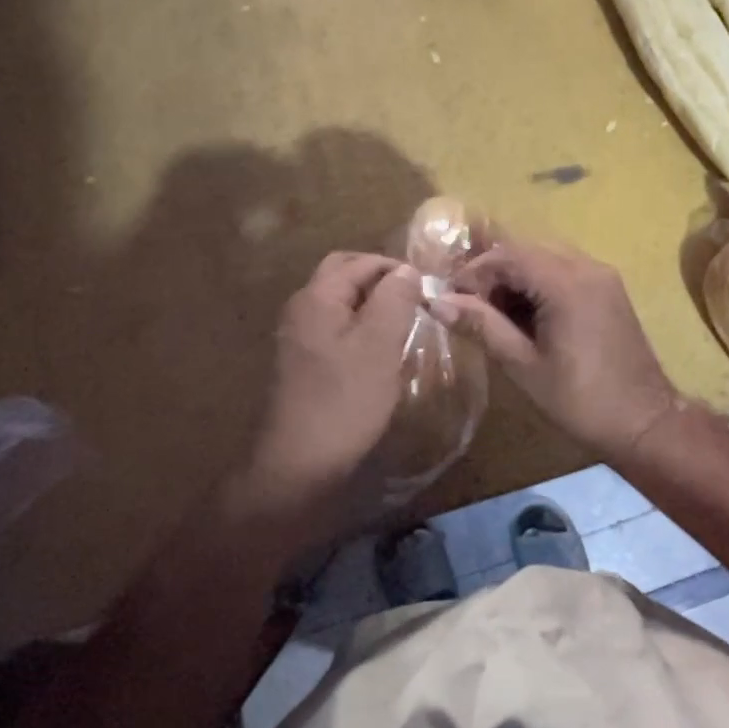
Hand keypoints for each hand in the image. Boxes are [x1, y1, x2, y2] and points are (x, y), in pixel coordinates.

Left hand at [244, 252, 422, 525]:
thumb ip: (394, 300)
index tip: (430, 288)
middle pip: (343, 276)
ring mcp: (298, 338)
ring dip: (372, 306)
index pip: (360, 262)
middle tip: (415, 300)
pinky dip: (360, 329)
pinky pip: (335, 330)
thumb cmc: (345, 401)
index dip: (396, 268)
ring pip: (340, 305)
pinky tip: (382, 353)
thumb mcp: (380, 345)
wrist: (299, 465)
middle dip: (380, 281)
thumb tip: (406, 269)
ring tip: (405, 324)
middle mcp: (301, 309)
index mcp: (317, 298)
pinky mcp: (302, 365)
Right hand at [429, 242, 681, 459]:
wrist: (644, 420)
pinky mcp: (610, 290)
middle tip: (467, 307)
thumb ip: (483, 326)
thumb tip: (438, 302)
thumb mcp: (524, 365)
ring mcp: (603, 276)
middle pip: (527, 251)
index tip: (450, 301)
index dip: (473, 273)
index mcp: (567, 283)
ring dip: (515, 278)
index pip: (508, 256)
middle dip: (492, 273)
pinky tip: (524, 316)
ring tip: (492, 314)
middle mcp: (587, 267)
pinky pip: (566, 271)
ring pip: (546, 259)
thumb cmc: (580, 399)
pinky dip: (540, 284)